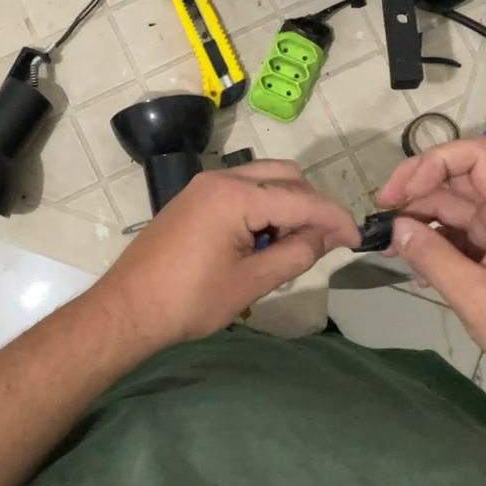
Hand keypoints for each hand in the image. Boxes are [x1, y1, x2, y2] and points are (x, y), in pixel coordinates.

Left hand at [88, 162, 361, 349]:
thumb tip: (326, 237)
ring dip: (287, 205)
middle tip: (324, 244)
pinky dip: (262, 206)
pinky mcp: (193, 198)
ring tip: (291, 246)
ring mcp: (203, 185)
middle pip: (285, 177)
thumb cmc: (189, 301)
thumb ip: (296, 254)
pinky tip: (262, 240)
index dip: (335, 219)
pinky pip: (241, 189)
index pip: (302, 200)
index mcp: (235, 196)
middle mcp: (220, 178)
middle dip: (311, 206)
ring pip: (263, 179)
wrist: (127, 308)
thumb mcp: (251, 282)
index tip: (358, 239)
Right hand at [375, 138, 485, 409]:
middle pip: (459, 180)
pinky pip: (461, 237)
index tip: (399, 195)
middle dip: (416, 192)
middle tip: (380, 220)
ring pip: (455, 210)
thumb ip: (433, 258)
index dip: (433, 163)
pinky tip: (414, 267)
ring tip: (389, 247)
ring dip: (420, 220)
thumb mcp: (478, 298)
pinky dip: (434, 244)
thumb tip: (396, 227)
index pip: (476, 156)